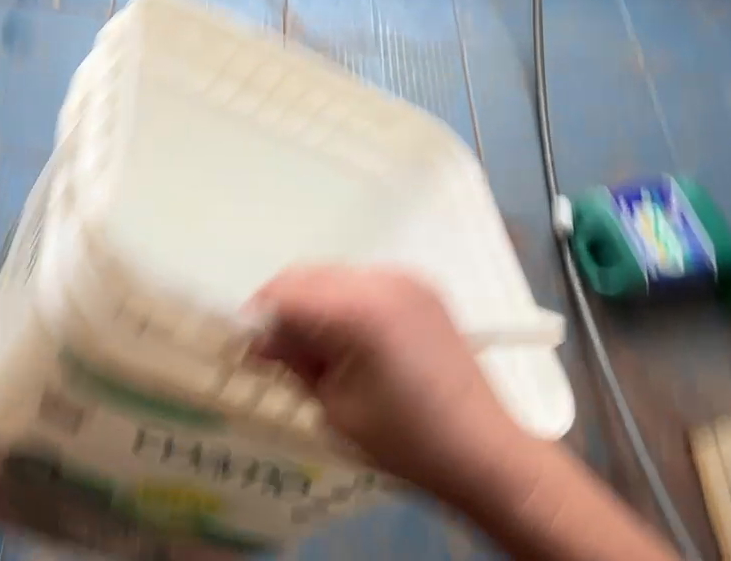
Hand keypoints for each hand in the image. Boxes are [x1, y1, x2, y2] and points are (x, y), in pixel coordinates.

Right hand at [246, 266, 534, 500]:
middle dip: (282, 307)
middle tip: (271, 349)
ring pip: (332, 275)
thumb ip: (294, 361)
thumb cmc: (406, 441)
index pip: (285, 293)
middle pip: (307, 276)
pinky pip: (362, 282)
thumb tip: (260, 339)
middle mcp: (381, 278)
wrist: (488, 454)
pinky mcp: (421, 288)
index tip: (242, 346)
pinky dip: (341, 302)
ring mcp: (405, 279)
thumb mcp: (334, 406)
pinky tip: (346, 339)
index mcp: (359, 307)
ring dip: (311, 302)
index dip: (257, 317)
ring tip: (310, 347)